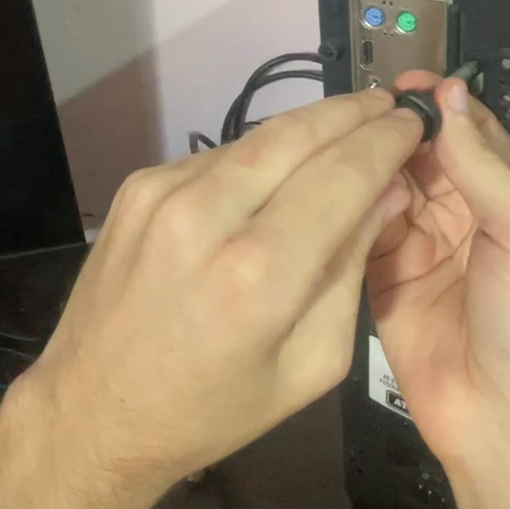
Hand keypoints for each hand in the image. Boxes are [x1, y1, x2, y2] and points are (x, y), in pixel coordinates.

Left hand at [20, 88, 422, 491]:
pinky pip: (217, 156)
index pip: (341, 176)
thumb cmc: (211, 407)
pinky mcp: (138, 184)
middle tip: (388, 101)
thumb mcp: (309, 366)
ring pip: (257, 138)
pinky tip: (279, 167)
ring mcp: (162, 191)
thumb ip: (352, 271)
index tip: (414, 120)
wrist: (95, 406)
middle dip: (352, 112)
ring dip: (307, 127)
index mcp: (257, 276)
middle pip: (298, 136)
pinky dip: (257, 155)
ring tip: (348, 123)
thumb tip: (386, 192)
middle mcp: (205, 216)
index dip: (385, 141)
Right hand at [368, 70, 509, 464]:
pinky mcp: (379, 274)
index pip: (468, 131)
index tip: (398, 82)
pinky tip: (330, 192)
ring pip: (384, 185)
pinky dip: (346, 208)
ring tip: (334, 146)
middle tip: (352, 113)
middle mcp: (460, 212)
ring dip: (365, 166)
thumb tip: (448, 94)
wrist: (506, 428)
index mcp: (507, 195)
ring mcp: (416, 243)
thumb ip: (485, 166)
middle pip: (418, 154)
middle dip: (391, 131)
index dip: (437, 103)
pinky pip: (359, 229)